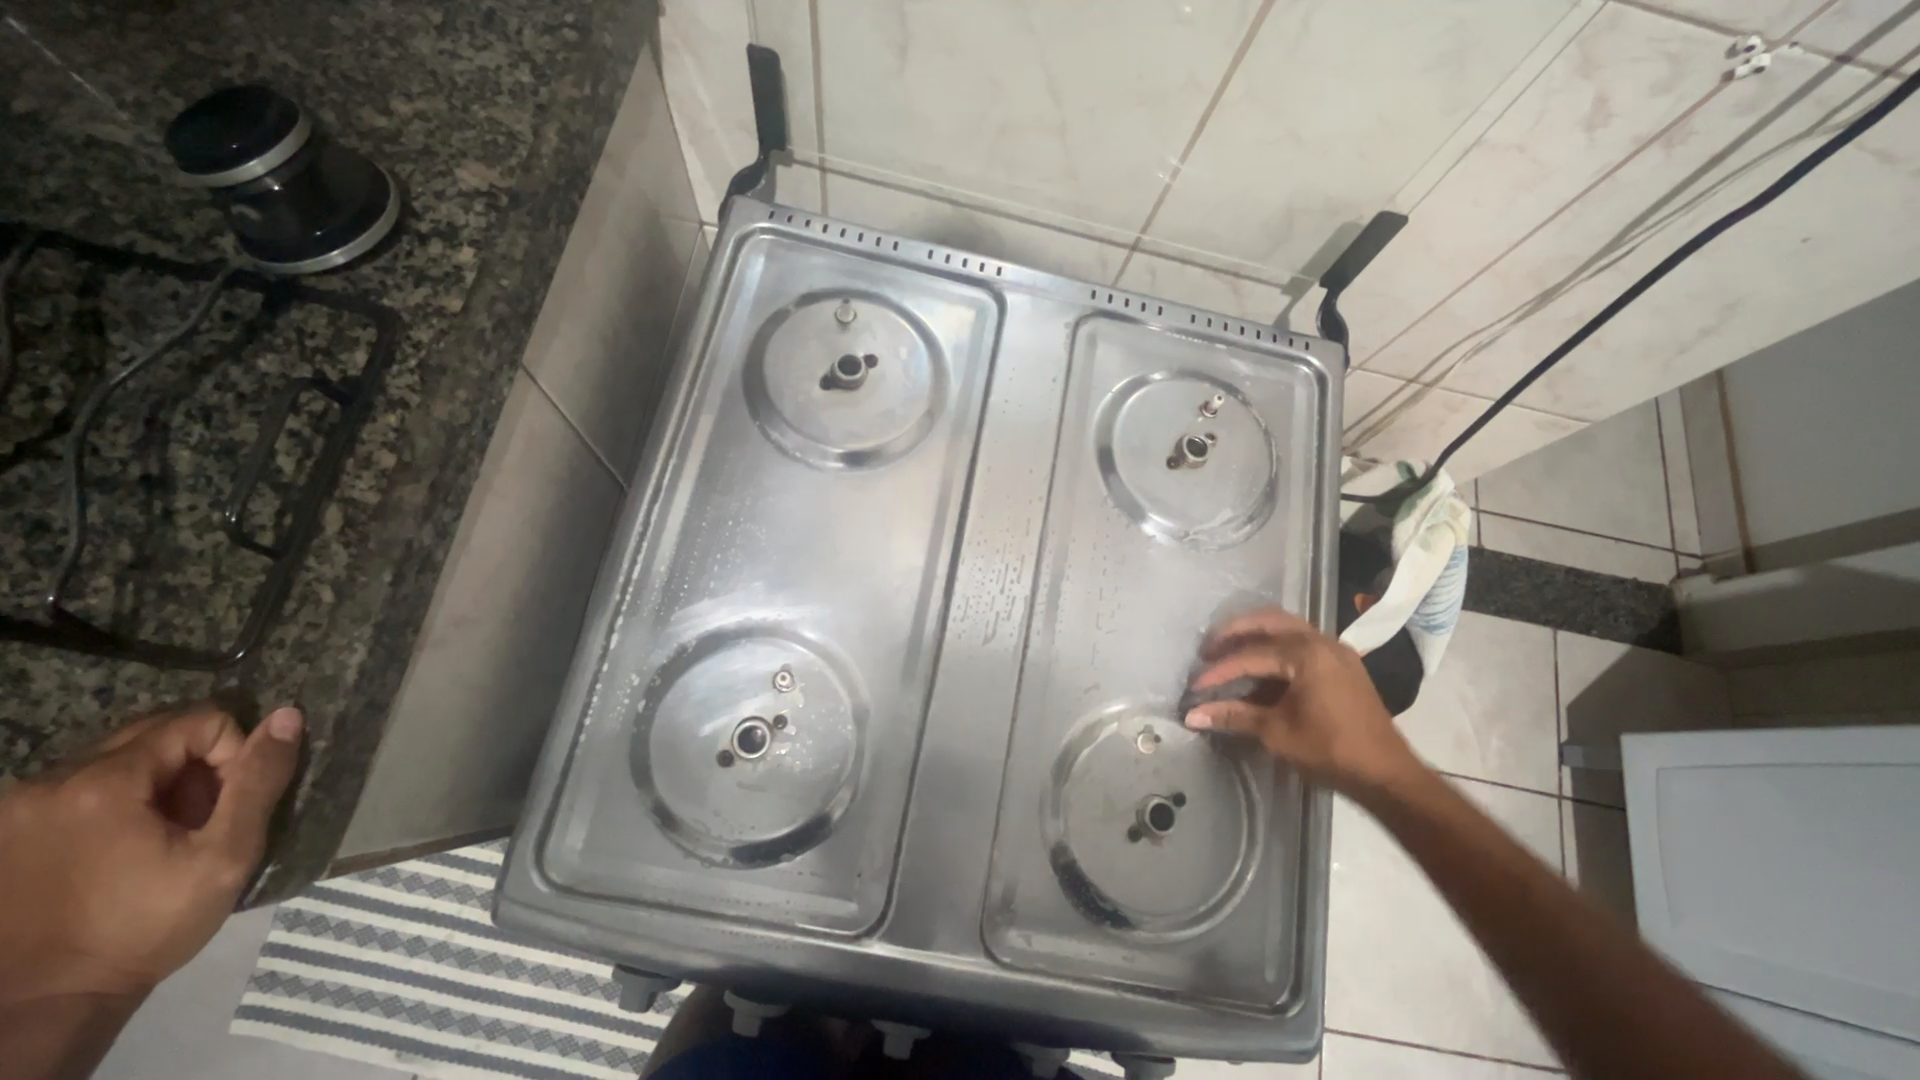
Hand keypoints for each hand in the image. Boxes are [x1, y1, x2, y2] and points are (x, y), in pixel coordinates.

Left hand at [0, 704, 301, 1004]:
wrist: (51, 999)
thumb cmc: (148, 926)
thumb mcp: (225, 856)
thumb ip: (259, 781)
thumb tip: (288, 716)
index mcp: (100, 782)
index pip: (196, 721)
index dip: (231, 755)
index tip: (227, 808)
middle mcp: (48, 779)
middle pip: (152, 733)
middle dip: (193, 766)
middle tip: (200, 822)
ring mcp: (18, 804)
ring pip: (117, 757)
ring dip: (157, 782)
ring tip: (163, 837)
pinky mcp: (8, 827)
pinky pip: (82, 783)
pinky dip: (119, 799)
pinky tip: (123, 846)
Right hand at [1183, 608, 1418, 794]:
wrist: (1386, 773)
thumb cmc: (1330, 750)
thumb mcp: (1276, 733)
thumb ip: (1234, 716)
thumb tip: (1192, 715)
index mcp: (1306, 654)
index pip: (1251, 655)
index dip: (1219, 671)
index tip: (1195, 687)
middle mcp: (1321, 642)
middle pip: (1269, 621)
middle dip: (1234, 632)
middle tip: (1208, 649)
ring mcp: (1336, 650)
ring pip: (1287, 627)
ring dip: (1256, 635)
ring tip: (1229, 651)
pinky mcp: (1342, 664)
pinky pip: (1303, 641)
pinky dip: (1277, 646)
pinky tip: (1261, 666)